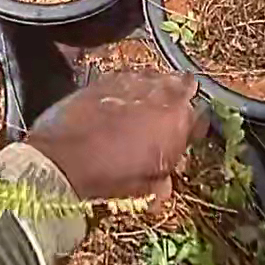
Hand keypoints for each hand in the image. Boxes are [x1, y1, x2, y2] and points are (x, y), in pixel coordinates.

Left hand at [25, 72, 206, 201]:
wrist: (63, 156)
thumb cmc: (109, 176)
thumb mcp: (145, 188)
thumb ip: (163, 179)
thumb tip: (165, 181)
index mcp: (177, 122)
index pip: (201, 117)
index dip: (194, 128)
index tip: (187, 136)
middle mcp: (162, 94)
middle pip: (182, 87)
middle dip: (180, 98)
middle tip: (170, 112)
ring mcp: (135, 80)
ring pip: (157, 77)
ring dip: (156, 89)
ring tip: (148, 104)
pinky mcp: (110, 75)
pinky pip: (131, 76)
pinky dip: (132, 86)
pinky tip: (123, 100)